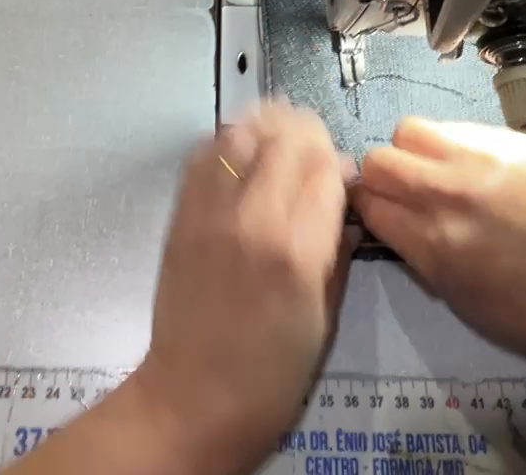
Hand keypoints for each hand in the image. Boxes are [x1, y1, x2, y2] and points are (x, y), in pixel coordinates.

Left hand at [128, 101, 354, 471]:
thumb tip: (345, 204)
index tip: (345, 176)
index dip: (340, 164)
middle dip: (309, 135)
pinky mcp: (180, 214)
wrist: (192, 399)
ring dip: (267, 127)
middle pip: (286, 140)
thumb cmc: (271, 374)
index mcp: (296, 252)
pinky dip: (227, 141)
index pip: (326, 171)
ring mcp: (210, 212)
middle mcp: (252, 218)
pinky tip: (242, 148)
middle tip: (316, 150)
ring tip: (280, 136)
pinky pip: (203, 155)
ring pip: (241, 135)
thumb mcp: (325, 321)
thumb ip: (339, 255)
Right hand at [354, 118, 525, 384]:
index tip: (378, 214)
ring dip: (411, 152)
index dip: (367, 209)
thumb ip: (419, 255)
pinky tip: (474, 166)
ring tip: (436, 171)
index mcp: (436, 247)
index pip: (367, 205)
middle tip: (403, 193)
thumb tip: (394, 224)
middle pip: (378, 160)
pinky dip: (450, 144)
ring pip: (408, 130)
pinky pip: (454, 126)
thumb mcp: (463, 302)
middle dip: (381, 178)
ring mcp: (479, 160)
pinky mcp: (509, 139)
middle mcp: (448, 195)